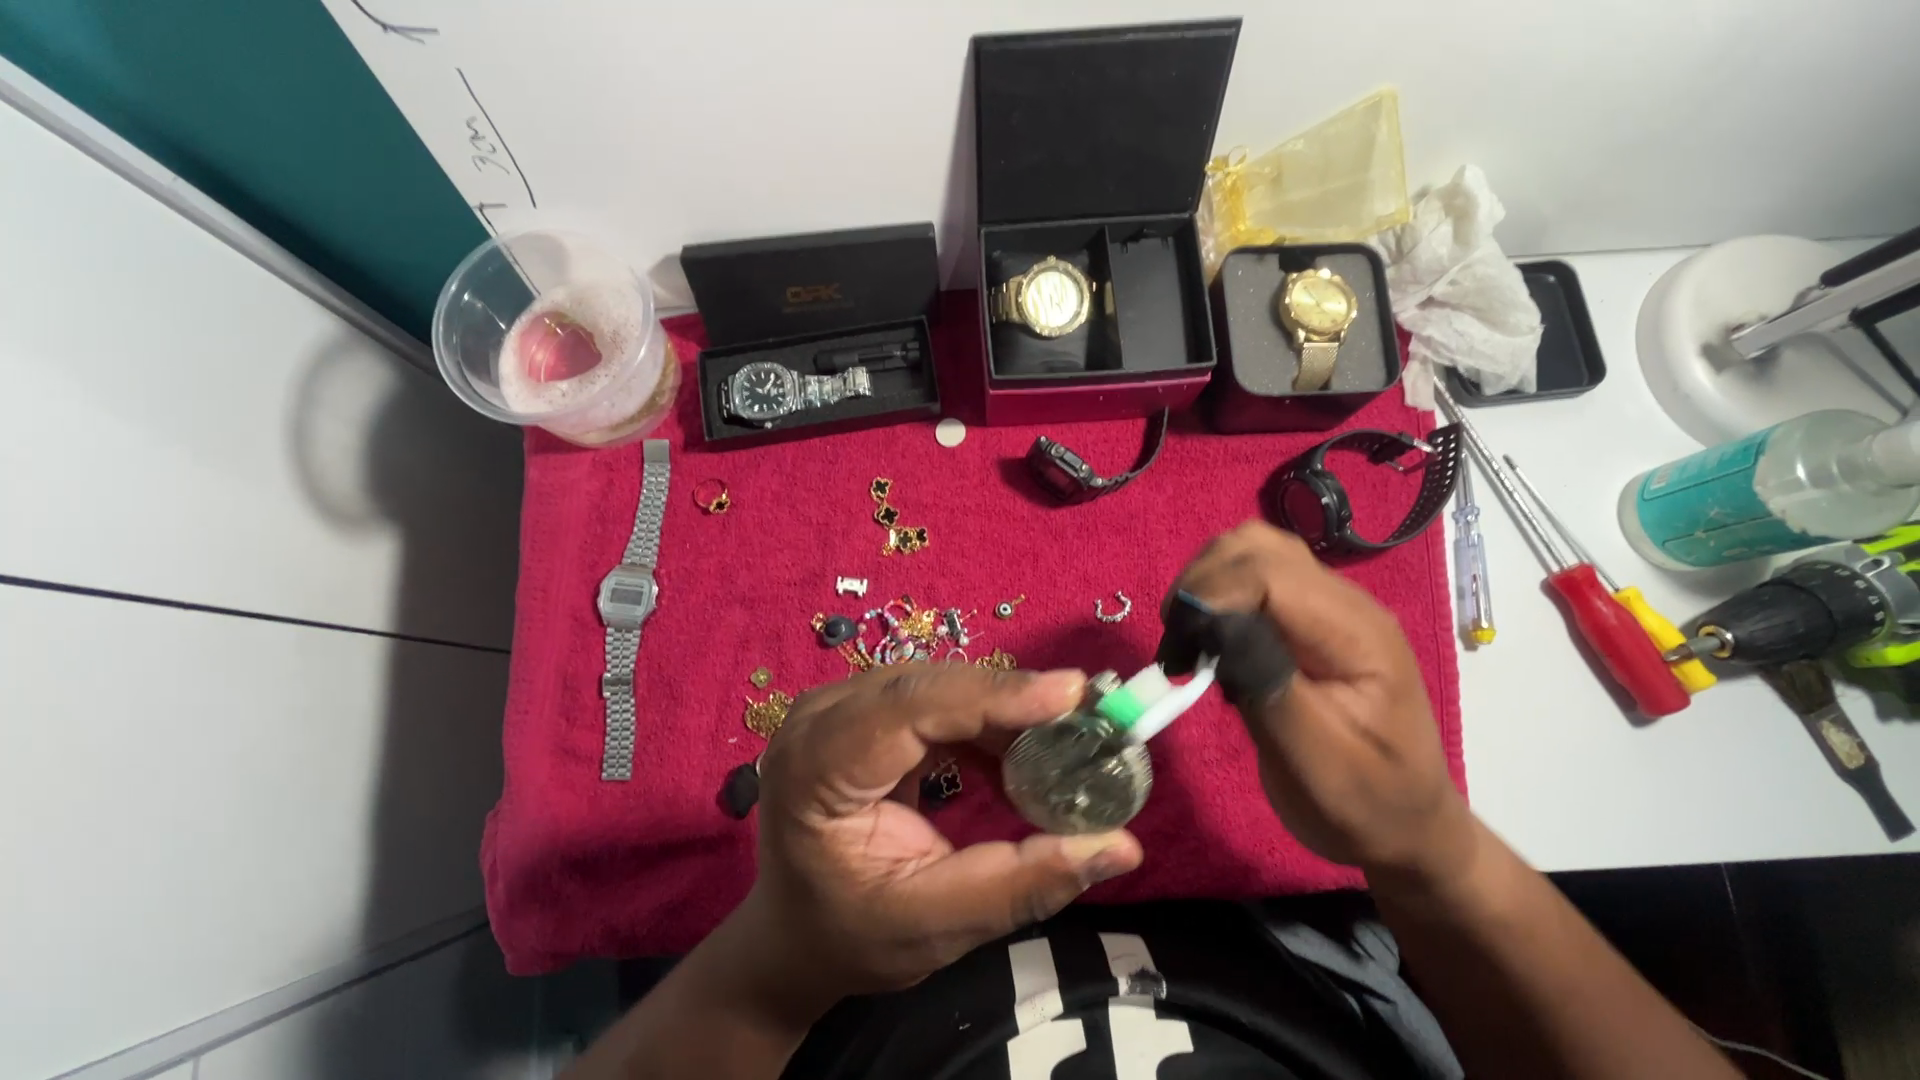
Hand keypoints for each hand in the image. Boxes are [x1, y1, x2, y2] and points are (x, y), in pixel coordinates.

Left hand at [734, 664, 1144, 1010]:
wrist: (794, 937)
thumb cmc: (851, 938)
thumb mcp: (938, 924)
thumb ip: (1023, 883)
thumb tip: (1121, 845)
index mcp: (815, 769)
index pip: (907, 710)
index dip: (992, 695)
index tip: (1072, 695)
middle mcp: (819, 720)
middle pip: (927, 686)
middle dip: (1013, 699)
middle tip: (1093, 720)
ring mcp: (837, 711)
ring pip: (938, 686)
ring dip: (1005, 711)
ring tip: (1069, 746)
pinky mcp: (862, 716)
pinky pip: (934, 702)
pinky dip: (985, 724)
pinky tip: (1022, 760)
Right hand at [1168, 521, 1472, 888]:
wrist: (1406, 826)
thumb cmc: (1365, 803)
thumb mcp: (1318, 763)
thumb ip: (1269, 687)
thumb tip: (1215, 624)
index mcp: (1357, 635)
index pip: (1272, 574)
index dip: (1212, 593)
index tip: (1178, 646)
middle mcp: (1346, 605)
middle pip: (1259, 546)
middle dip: (1203, 582)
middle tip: (1177, 643)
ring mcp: (1329, 608)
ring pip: (1253, 551)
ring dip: (1207, 582)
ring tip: (1188, 637)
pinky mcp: (1309, 621)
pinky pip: (1256, 578)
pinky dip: (1219, 594)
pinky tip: (1209, 639)